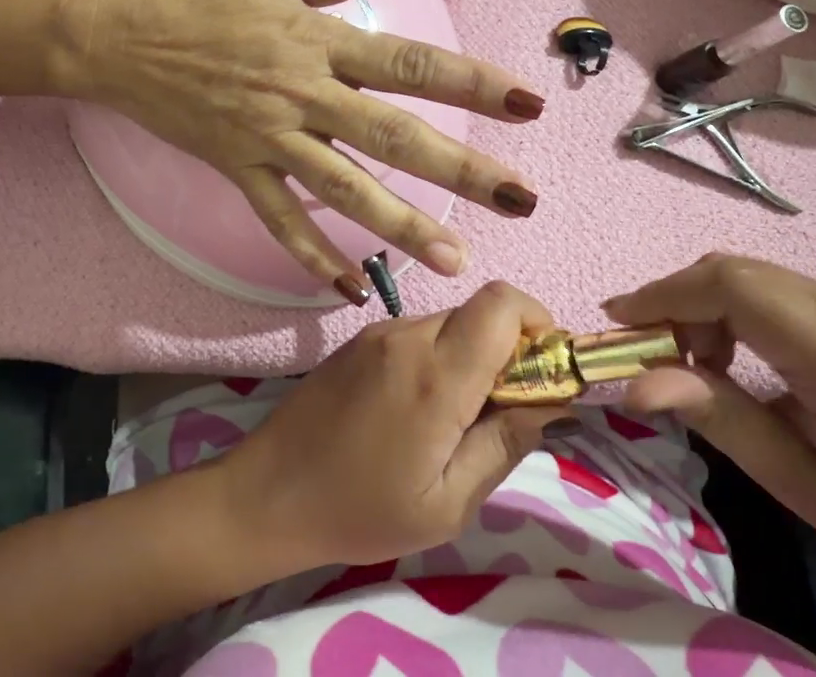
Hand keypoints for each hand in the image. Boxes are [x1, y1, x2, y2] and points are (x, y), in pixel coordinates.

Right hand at [56, 0, 542, 301]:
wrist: (118, 36)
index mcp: (319, 43)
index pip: (413, 65)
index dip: (474, 83)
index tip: (526, 106)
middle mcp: (304, 96)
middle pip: (395, 137)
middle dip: (462, 168)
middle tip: (520, 199)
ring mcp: (269, 140)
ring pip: (345, 190)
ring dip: (402, 226)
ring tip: (455, 257)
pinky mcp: (237, 170)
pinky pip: (278, 221)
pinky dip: (311, 256)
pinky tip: (348, 286)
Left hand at [221, 282, 568, 569]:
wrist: (265, 497)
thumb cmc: (360, 511)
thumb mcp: (448, 503)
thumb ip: (504, 444)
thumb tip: (550, 401)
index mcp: (434, 374)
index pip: (503, 304)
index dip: (538, 325)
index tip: (544, 376)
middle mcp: (404, 337)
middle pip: (480, 313)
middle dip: (509, 351)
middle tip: (502, 412)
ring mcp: (375, 335)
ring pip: (449, 324)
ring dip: (470, 359)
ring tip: (454, 422)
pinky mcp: (355, 344)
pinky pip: (415, 335)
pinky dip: (437, 360)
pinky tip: (417, 413)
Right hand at [608, 256, 815, 597]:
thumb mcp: (794, 481)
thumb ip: (718, 419)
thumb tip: (633, 384)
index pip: (741, 289)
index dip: (668, 294)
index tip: (618, 321)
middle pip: (742, 270)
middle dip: (678, 299)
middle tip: (647, 350)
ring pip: (755, 273)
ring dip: (704, 304)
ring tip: (692, 362)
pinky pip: (778, 288)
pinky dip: (733, 308)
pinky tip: (730, 354)